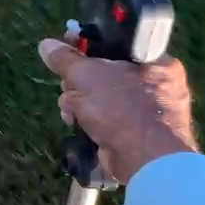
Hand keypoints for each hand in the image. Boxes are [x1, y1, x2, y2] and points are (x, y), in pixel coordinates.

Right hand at [38, 38, 199, 183]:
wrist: (145, 159)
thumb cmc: (120, 107)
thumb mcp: (85, 74)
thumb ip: (64, 57)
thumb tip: (47, 45)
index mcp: (156, 62)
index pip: (115, 45)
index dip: (88, 45)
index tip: (68, 48)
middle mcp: (157, 84)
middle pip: (102, 71)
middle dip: (77, 82)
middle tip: (70, 87)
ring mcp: (149, 110)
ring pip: (99, 95)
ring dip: (77, 101)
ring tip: (72, 112)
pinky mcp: (138, 132)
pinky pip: (106, 115)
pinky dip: (88, 118)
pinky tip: (78, 123)